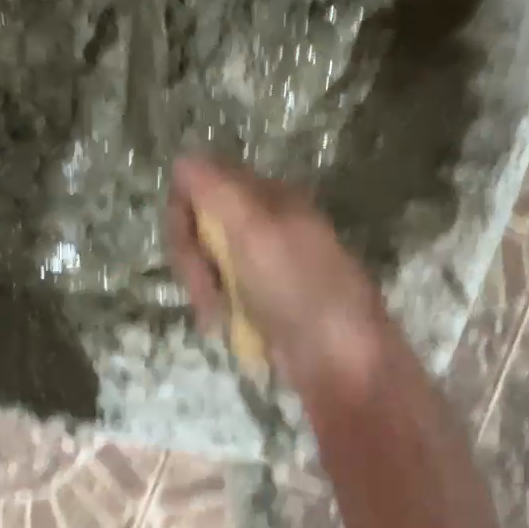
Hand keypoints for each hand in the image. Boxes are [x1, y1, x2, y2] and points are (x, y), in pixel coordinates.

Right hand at [164, 156, 391, 394]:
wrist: (346, 367)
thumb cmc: (298, 291)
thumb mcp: (253, 228)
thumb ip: (214, 187)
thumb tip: (181, 160)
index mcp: (268, 194)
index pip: (199, 179)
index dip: (183, 211)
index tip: (190, 248)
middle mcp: (265, 218)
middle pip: (197, 218)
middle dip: (190, 255)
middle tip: (204, 292)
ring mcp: (263, 257)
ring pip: (203, 253)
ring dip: (199, 282)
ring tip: (216, 314)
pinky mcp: (262, 293)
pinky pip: (219, 283)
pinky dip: (214, 301)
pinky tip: (224, 323)